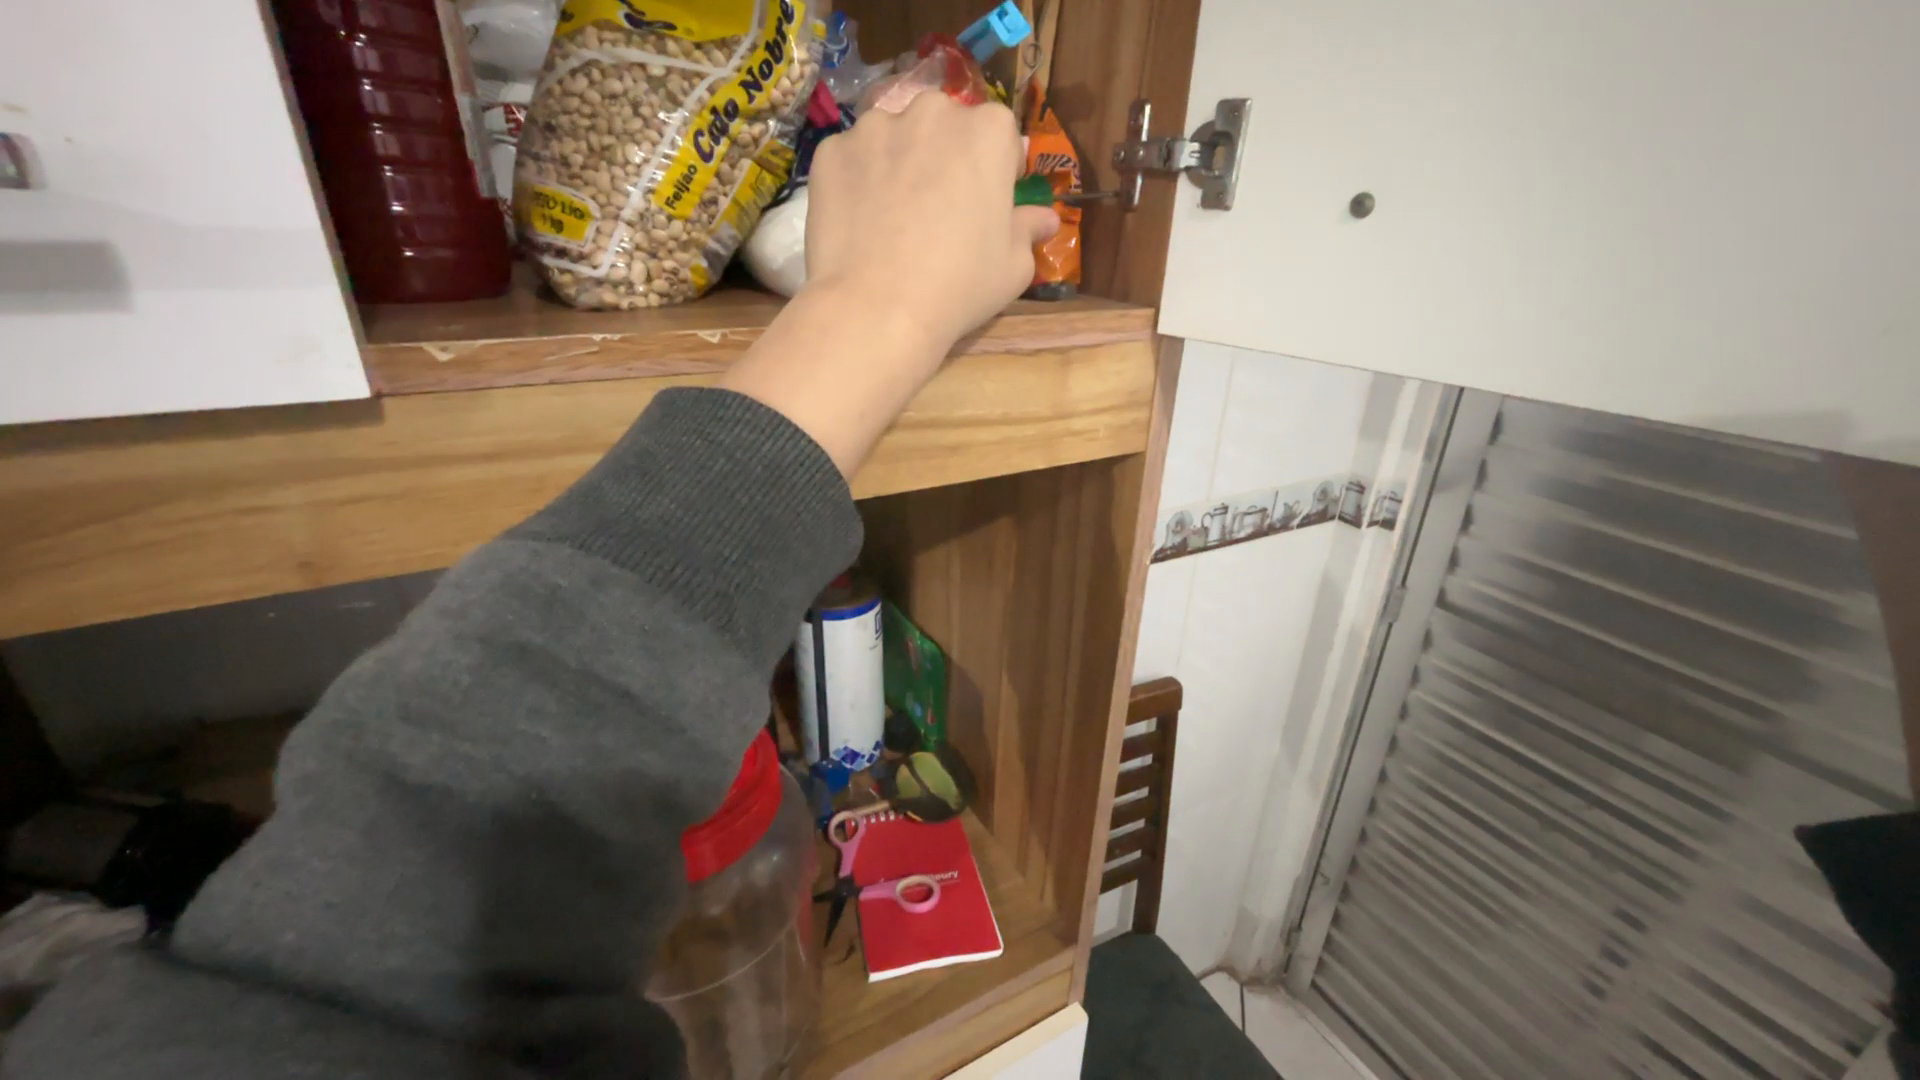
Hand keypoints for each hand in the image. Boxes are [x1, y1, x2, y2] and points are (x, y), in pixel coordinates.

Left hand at [803, 92, 1060, 356]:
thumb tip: (1044, 218)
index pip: (998, 136)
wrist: (878, 308)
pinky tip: (860, 224)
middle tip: (937, 210)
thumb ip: (1028, 230)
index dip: (995, 171)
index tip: (986, 203)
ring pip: (893, 138)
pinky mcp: (830, 151)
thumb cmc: (960, 286)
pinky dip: (857, 182)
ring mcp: (875, 128)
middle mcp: (932, 112)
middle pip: (943, 127)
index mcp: (987, 131)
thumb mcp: (1013, 267)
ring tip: (893, 218)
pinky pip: (851, 160)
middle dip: (944, 158)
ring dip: (898, 164)